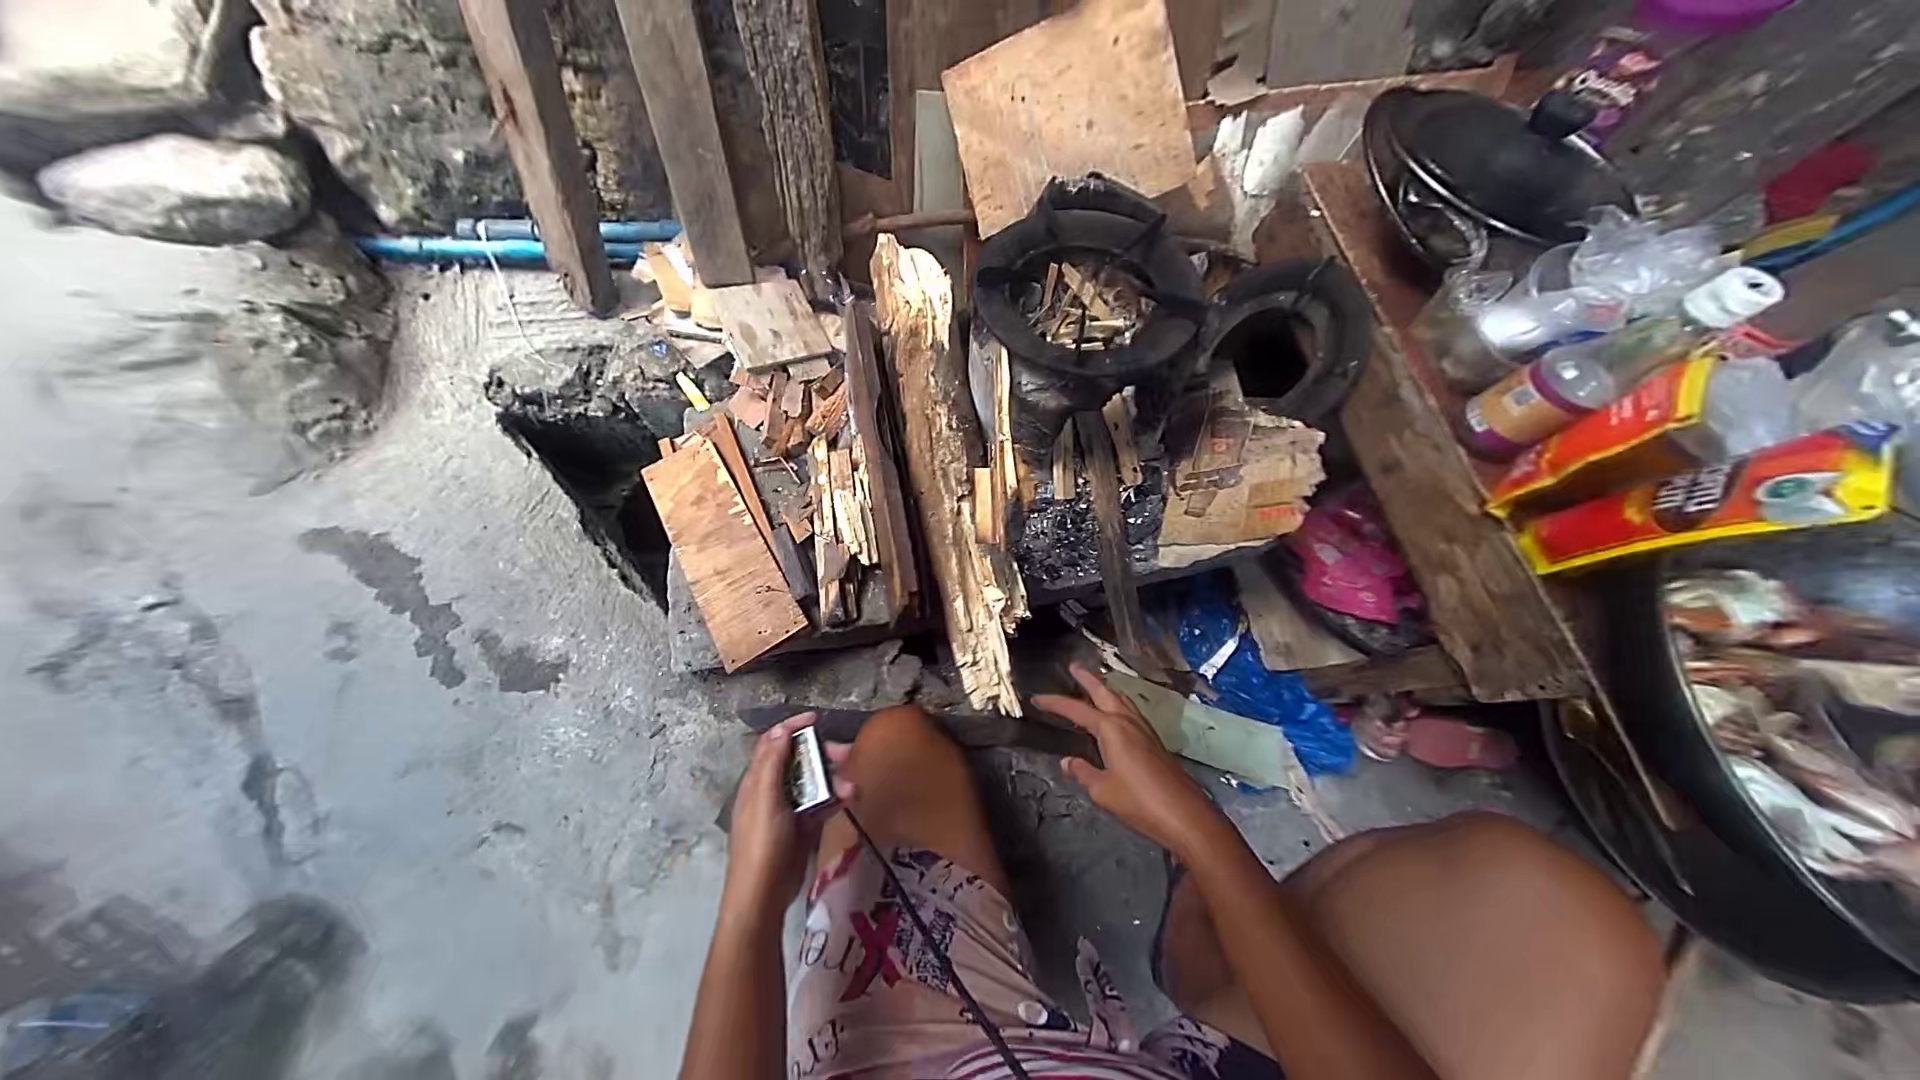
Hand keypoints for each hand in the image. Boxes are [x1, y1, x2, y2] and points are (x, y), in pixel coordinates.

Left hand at [722, 713, 853, 919]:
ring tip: (853, 785)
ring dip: (834, 778)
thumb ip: (772, 765)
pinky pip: (822, 804)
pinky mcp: (803, 826)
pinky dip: (836, 798)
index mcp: (757, 781)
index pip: (772, 743)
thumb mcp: (765, 801)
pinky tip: (850, 799)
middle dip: (822, 753)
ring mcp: (788, 809)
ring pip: (814, 782)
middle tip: (846, 753)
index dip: (792, 727)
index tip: (817, 719)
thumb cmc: (761, 845)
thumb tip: (781, 730)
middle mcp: (772, 790)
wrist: (764, 896)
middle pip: (798, 760)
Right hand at [1034, 665, 1232, 862]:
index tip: (1038, 698)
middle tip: (1074, 666)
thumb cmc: (1139, 802)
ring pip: (1121, 700)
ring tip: (1094, 684)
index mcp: (1111, 729)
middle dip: (1088, 679)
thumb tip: (1067, 761)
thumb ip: (1083, 772)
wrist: (1185, 815)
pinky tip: (1117, 713)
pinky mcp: (1154, 742)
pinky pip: (1131, 712)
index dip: (1055, 703)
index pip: (1077, 710)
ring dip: (1106, 689)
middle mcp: (1128, 722)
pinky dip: (1118, 703)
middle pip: (1104, 692)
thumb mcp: (1102, 790)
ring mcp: (1144, 730)